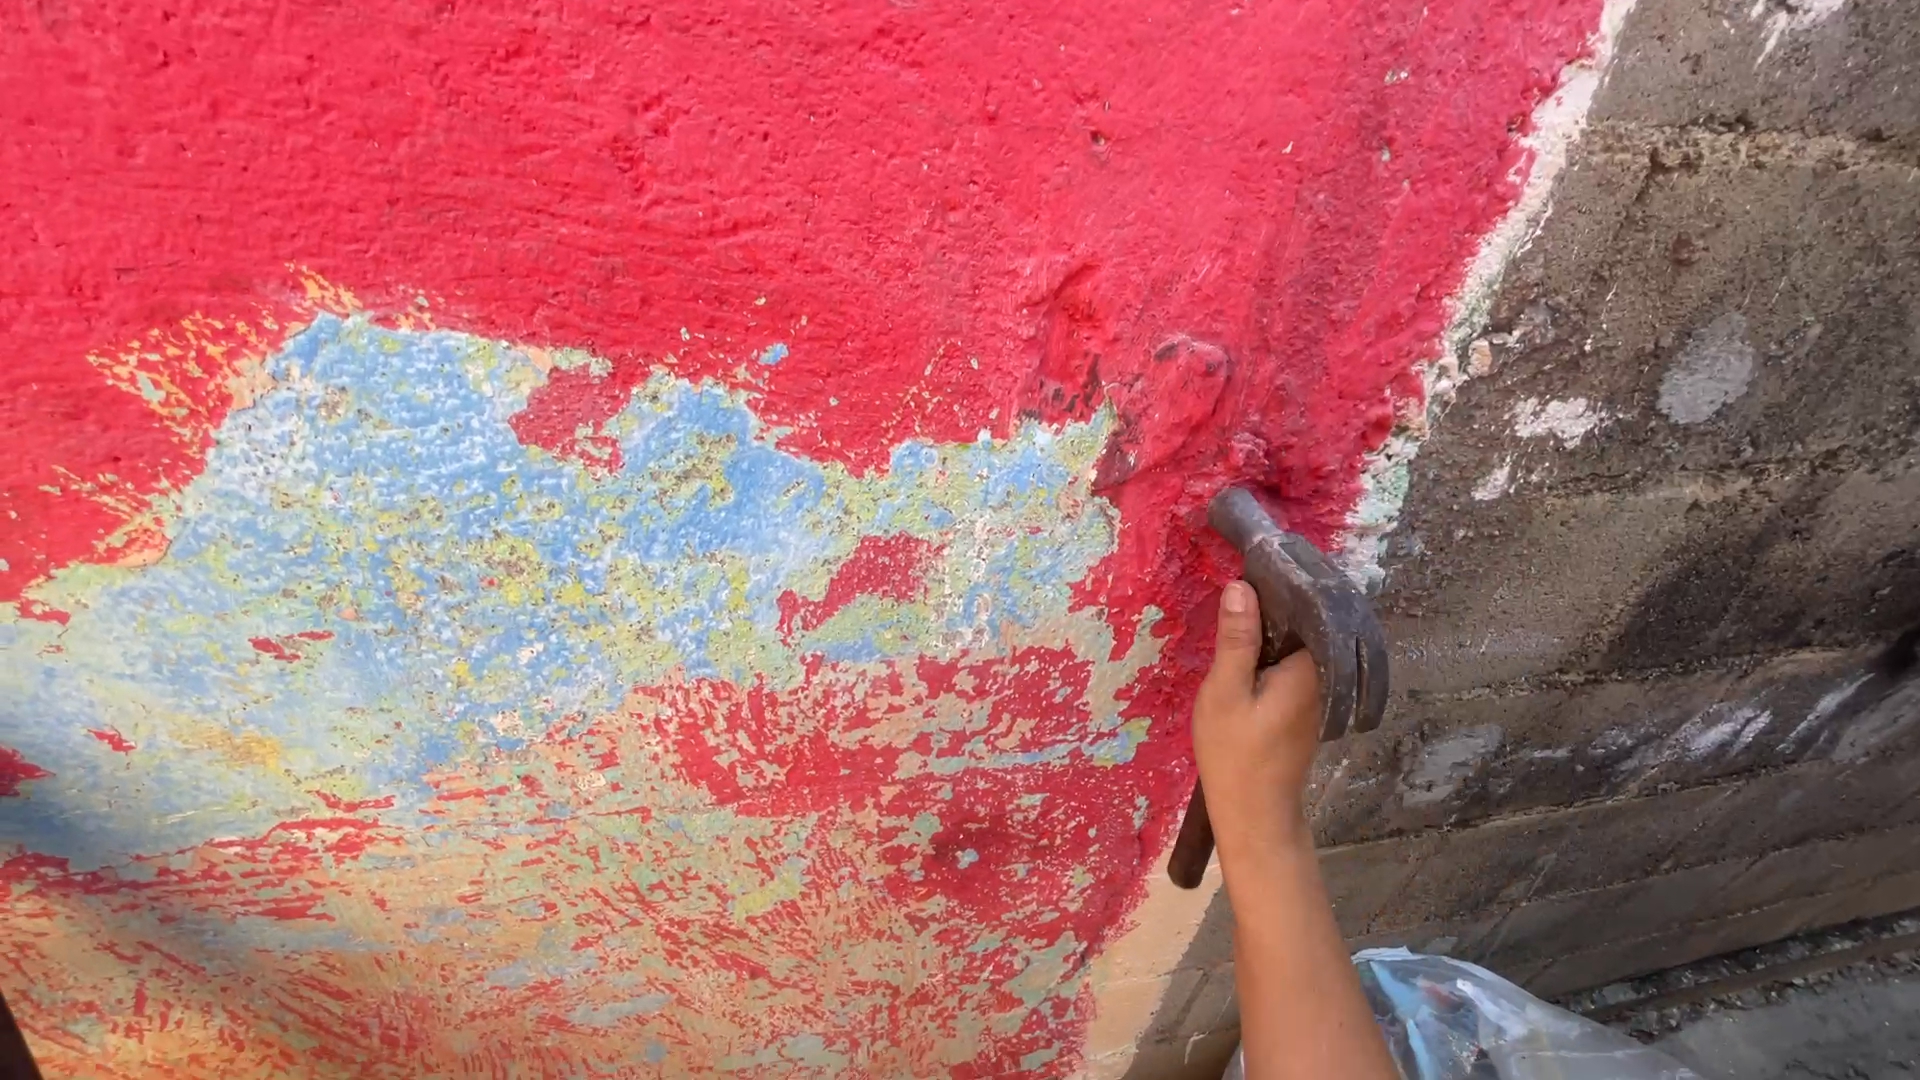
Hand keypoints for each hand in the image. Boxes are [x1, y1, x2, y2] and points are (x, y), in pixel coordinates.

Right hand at [1192, 580, 1321, 846]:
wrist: (1254, 813)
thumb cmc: (1236, 752)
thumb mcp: (1225, 690)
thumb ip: (1236, 639)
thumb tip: (1241, 586)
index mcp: (1313, 667)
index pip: (1310, 608)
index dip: (1284, 582)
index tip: (1255, 560)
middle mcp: (1324, 676)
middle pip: (1305, 622)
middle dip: (1276, 599)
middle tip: (1238, 576)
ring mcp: (1316, 692)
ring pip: (1298, 642)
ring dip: (1272, 623)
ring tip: (1239, 598)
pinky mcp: (1304, 704)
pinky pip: (1292, 661)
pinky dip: (1272, 646)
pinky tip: (1246, 639)